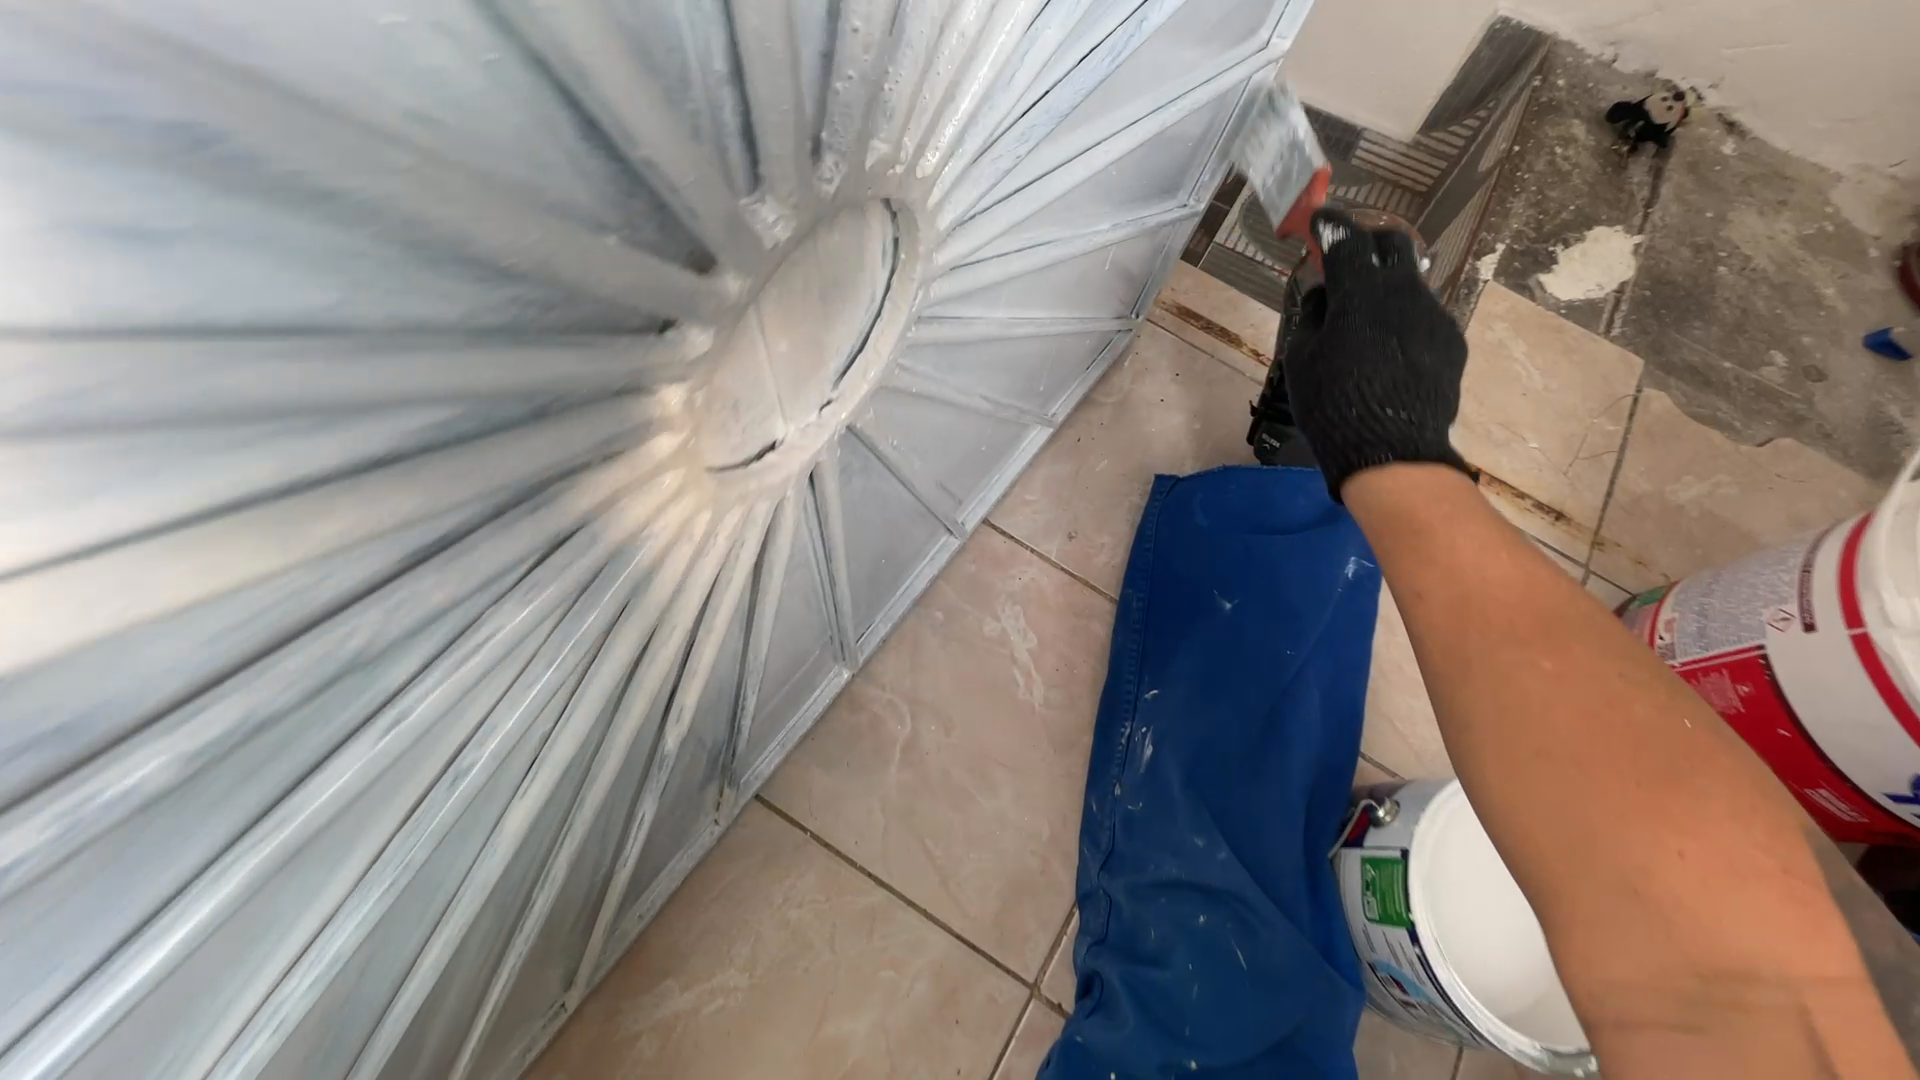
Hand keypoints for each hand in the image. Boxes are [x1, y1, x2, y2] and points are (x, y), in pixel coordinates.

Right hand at [1281, 209, 1472, 500]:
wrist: (1391, 451)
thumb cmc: (1332, 405)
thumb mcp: (1302, 360)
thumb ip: (1312, 317)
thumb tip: (1324, 293)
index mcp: (1361, 293)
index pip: (1346, 241)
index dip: (1331, 226)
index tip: (1321, 219)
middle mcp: (1405, 293)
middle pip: (1394, 244)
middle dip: (1369, 241)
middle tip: (1348, 255)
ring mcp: (1434, 316)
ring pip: (1409, 283)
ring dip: (1385, 285)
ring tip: (1365, 316)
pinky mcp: (1450, 342)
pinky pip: (1422, 316)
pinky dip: (1400, 319)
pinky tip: (1386, 350)